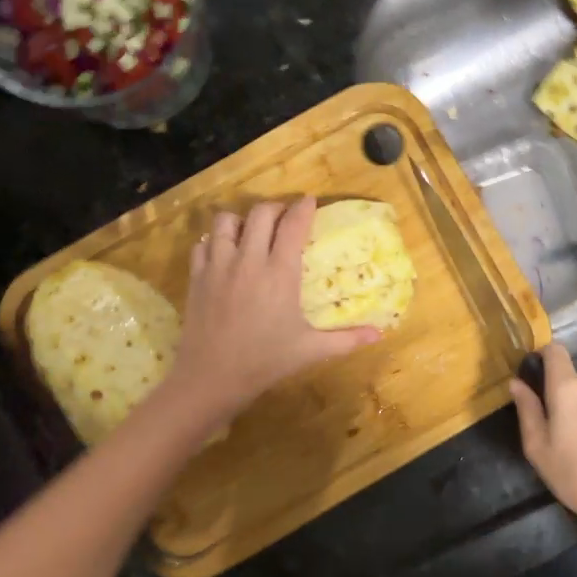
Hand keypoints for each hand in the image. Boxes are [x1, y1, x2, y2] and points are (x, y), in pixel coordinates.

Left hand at [173, 198, 380, 417]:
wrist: (213, 376)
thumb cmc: (266, 361)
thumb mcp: (311, 351)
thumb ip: (347, 339)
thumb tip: (379, 335)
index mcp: (280, 273)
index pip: (293, 226)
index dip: (303, 208)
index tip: (310, 200)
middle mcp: (249, 260)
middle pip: (261, 213)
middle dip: (275, 208)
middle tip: (285, 216)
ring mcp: (218, 265)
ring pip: (227, 220)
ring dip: (242, 219)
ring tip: (251, 231)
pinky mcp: (197, 276)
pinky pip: (203, 242)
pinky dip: (216, 240)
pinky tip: (224, 252)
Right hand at [509, 343, 576, 536]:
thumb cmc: (574, 475)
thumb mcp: (538, 448)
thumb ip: (527, 410)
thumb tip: (516, 384)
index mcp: (568, 388)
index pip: (555, 351)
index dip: (542, 357)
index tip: (533, 377)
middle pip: (570, 380)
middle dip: (558, 397)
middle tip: (551, 432)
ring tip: (575, 446)